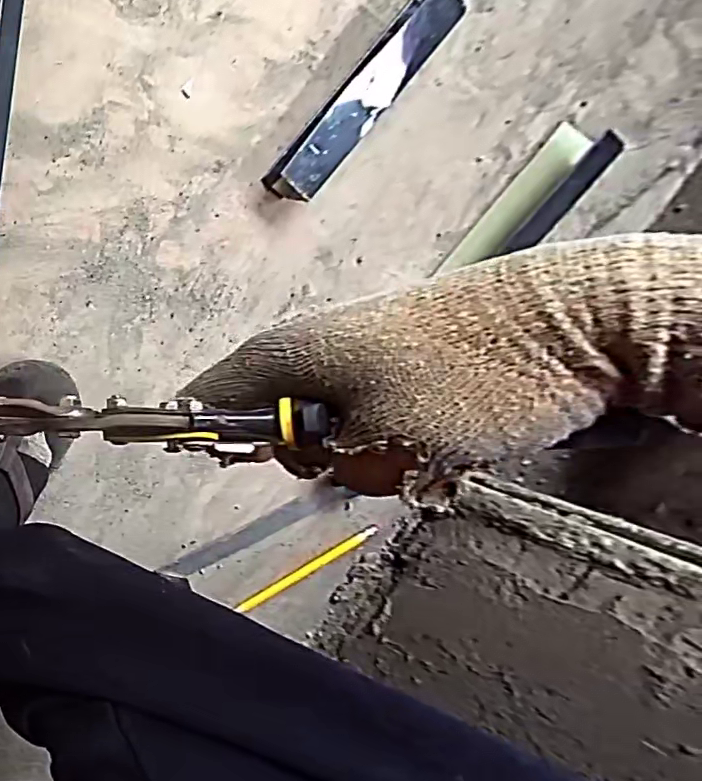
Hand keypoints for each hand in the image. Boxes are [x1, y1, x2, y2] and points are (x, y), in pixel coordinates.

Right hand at [181, 235, 701, 497]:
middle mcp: (295, 350)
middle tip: (352, 462)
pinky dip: (386, 435)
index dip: (206, 437)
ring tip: (413, 451)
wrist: (582, 318)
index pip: (199, 400)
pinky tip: (433, 439)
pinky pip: (358, 412)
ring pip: (317, 423)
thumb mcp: (390, 442)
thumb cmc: (472, 376)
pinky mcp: (385, 362)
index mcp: (274, 357)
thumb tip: (318, 463)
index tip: (241, 462)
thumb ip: (331, 463)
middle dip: (302, 454)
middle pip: (262, 420)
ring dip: (354, 450)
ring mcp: (341, 353)